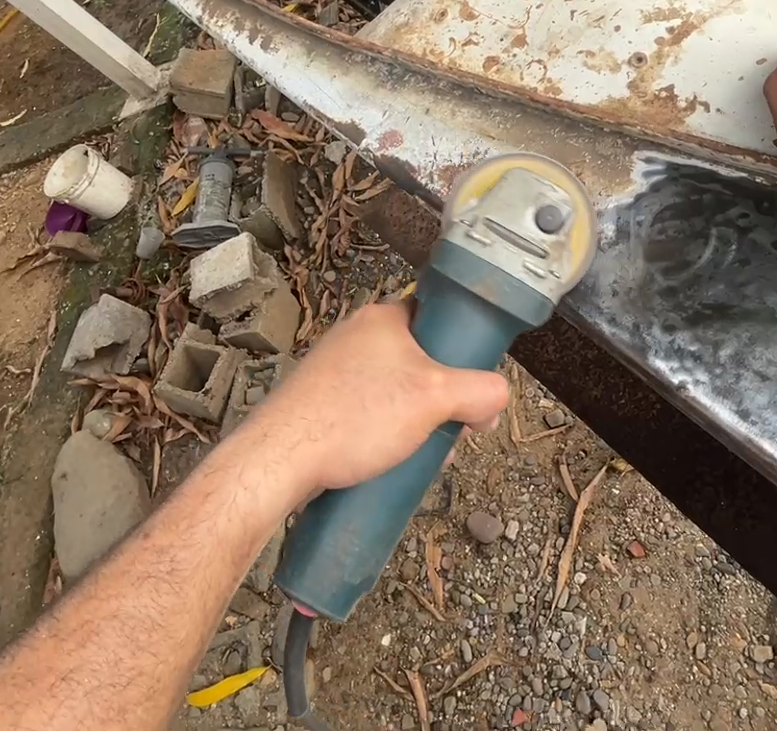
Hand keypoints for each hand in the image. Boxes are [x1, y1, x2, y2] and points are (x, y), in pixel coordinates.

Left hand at [235, 302, 509, 500]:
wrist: (279, 460)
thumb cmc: (355, 417)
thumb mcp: (436, 398)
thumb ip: (480, 391)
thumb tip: (497, 398)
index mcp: (383, 318)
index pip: (436, 316)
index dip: (462, 349)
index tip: (471, 383)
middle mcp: (357, 335)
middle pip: (419, 360)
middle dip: (442, 398)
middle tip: (449, 430)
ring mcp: (335, 368)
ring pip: (395, 390)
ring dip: (416, 421)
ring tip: (420, 454)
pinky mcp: (320, 401)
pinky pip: (368, 410)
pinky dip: (385, 432)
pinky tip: (389, 460)